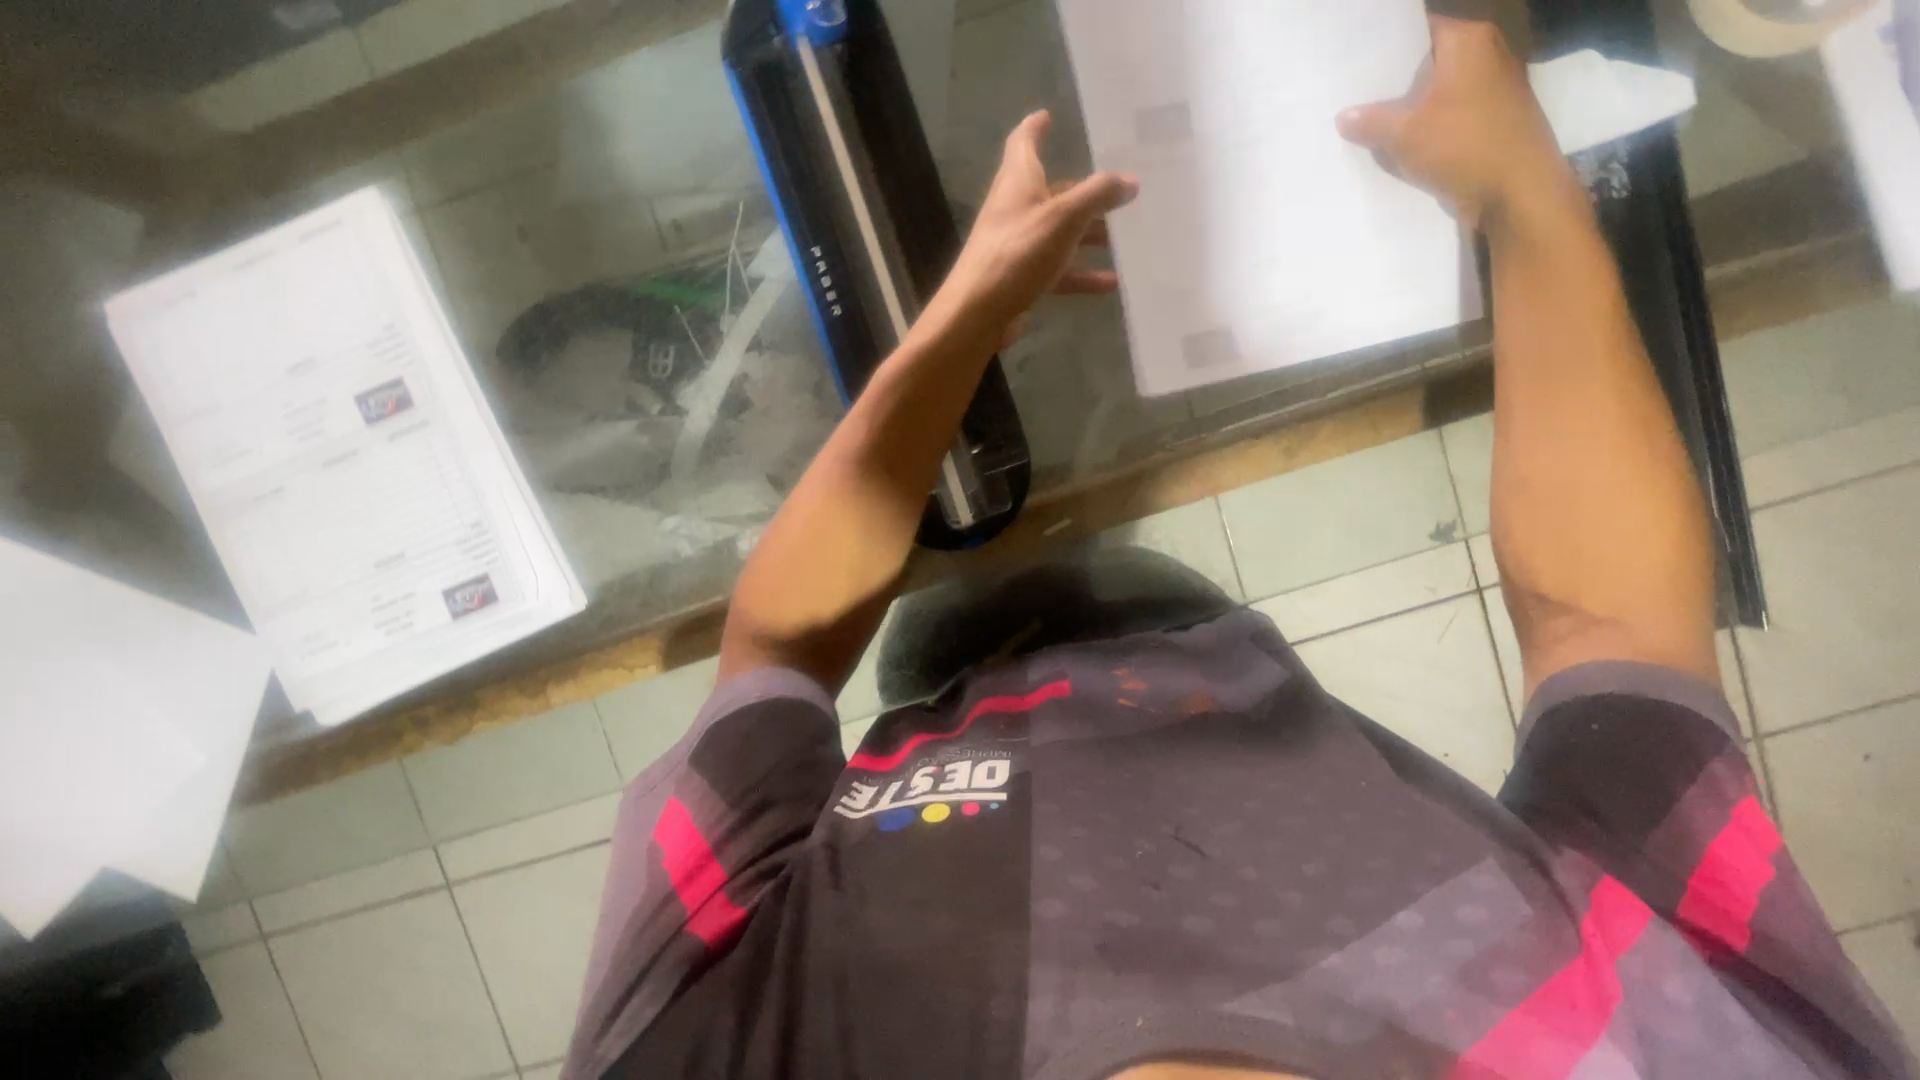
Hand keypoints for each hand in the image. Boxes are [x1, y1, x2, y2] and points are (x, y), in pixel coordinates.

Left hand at [936, 111, 1138, 332]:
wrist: (977, 312)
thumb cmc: (1017, 253)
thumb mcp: (1064, 218)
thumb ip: (1097, 195)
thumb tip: (1130, 180)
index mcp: (1018, 181)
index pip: (1023, 142)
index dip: (1035, 127)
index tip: (1047, 116)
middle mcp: (1015, 208)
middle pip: (1053, 192)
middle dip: (1085, 192)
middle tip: (1120, 193)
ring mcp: (1017, 244)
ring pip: (1059, 232)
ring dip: (1089, 235)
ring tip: (1123, 240)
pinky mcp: (1020, 277)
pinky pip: (1057, 269)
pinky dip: (1081, 273)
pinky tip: (1110, 282)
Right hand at [1336, 16, 1569, 228]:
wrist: (1517, 191)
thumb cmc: (1463, 146)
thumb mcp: (1404, 134)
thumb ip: (1370, 121)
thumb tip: (1344, 116)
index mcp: (1469, 41)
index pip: (1418, 31)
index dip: (1384, 49)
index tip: (1353, 68)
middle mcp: (1487, 55)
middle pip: (1427, 62)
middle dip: (1393, 82)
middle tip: (1351, 97)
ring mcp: (1493, 90)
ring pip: (1437, 92)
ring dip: (1408, 109)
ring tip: (1367, 123)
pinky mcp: (1493, 121)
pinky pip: (1449, 117)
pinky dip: (1426, 128)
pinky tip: (1398, 145)